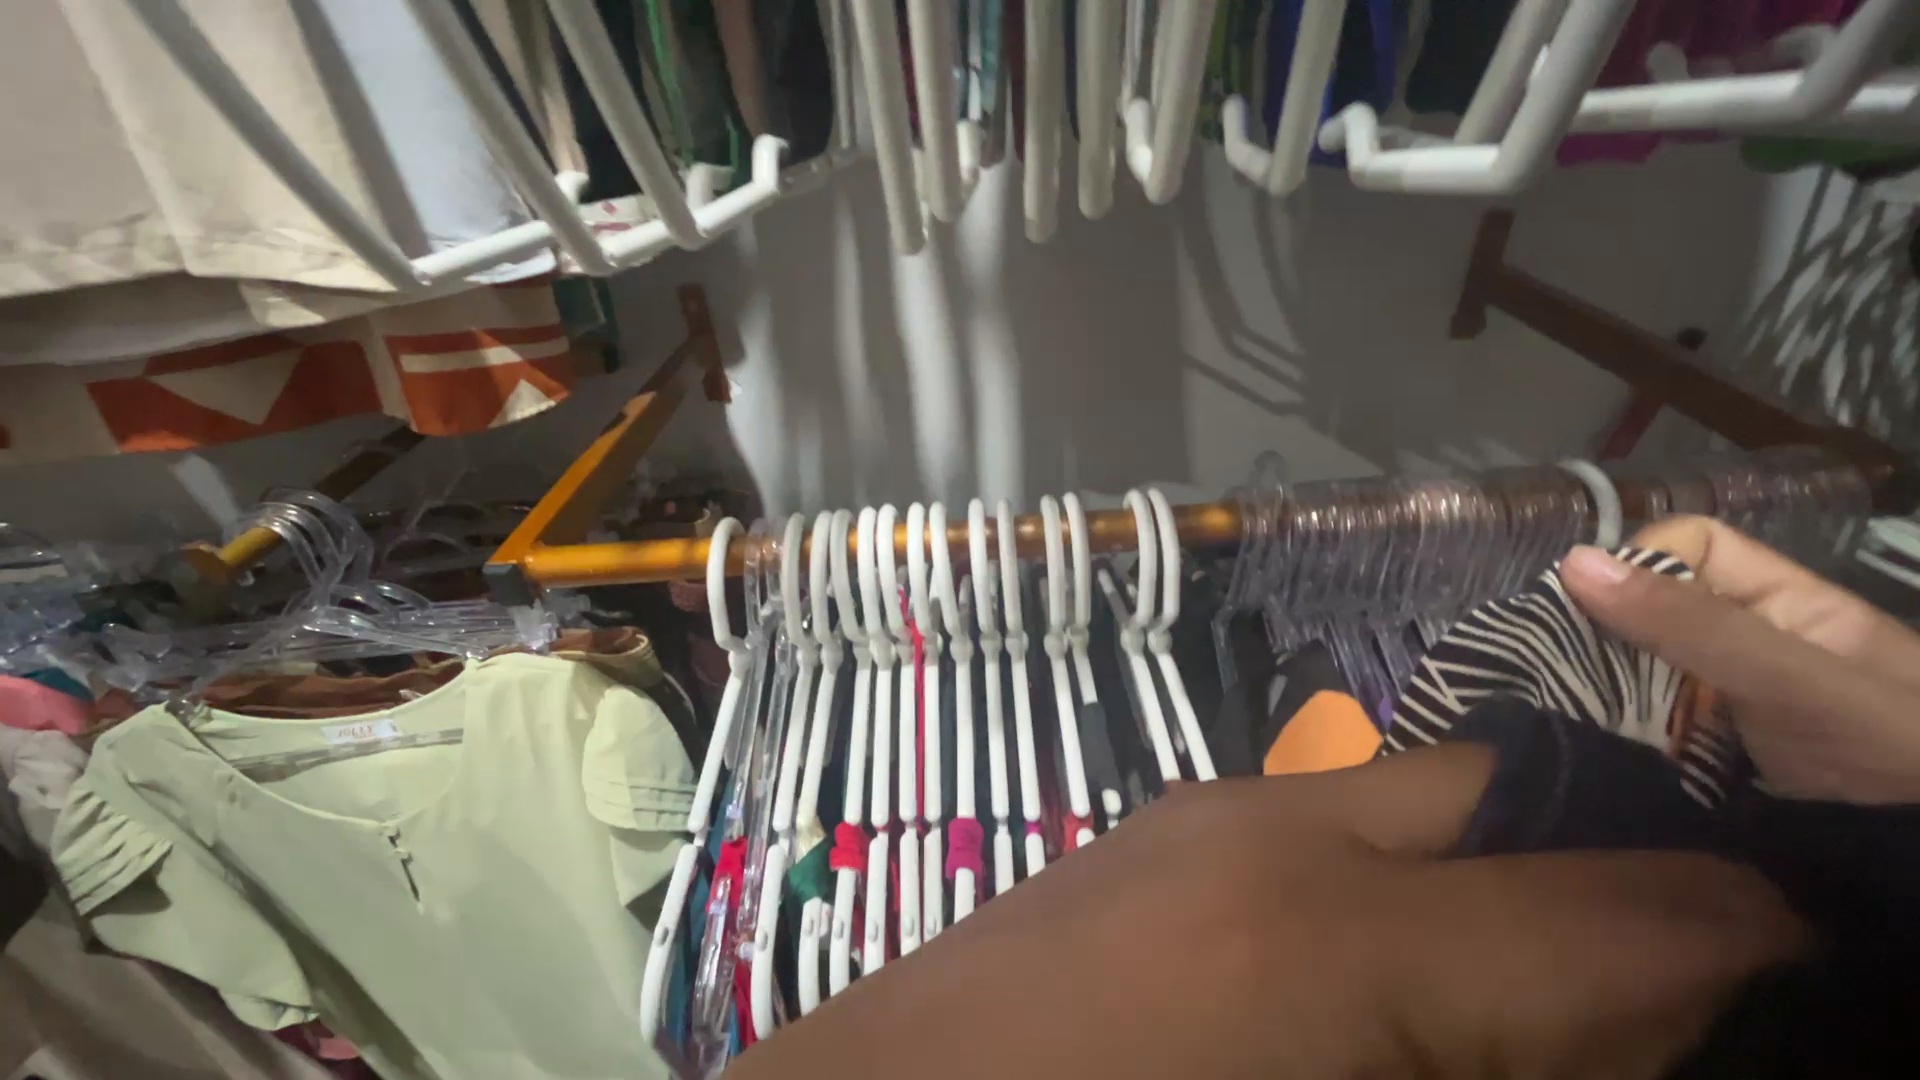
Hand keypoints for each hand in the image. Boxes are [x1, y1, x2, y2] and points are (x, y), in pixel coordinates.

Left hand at [729, 749, 1803, 1079]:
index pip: (1620, 910)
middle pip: (1505, 797)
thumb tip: (1616, 1028)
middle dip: (1614, 878)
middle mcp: (1270, 831)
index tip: (1818, 975)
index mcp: (1335, 937)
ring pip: (1408, 798)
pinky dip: (1392, 878)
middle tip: (1671, 988)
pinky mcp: (1152, 832)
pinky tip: (1386, 968)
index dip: (1751, 940)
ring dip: (1496, 873)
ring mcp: (1197, 814)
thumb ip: (1510, 1055)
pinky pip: (1315, 825)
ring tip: (1537, 985)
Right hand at [1561, 515, 1919, 802]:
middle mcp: (1740, 636)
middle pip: (1643, 602)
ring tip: (1562, 701)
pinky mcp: (1691, 742)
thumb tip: (1573, 562)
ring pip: (1626, 657)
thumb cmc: (1888, 748)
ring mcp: (1714, 691)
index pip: (1686, 546)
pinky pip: (1629, 710)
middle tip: (1561, 662)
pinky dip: (1601, 718)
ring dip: (1589, 677)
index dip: (1637, 565)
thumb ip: (1693, 624)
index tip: (1596, 608)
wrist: (1919, 841)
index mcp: (1778, 599)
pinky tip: (1584, 733)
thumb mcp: (1794, 681)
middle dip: (1595, 628)